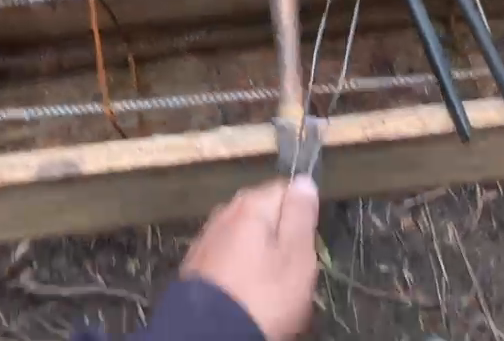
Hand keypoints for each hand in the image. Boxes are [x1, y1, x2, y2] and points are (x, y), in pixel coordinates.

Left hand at [180, 178, 319, 340]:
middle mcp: (225, 210)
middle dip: (281, 241)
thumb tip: (303, 179)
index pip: (286, 190)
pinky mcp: (197, 263)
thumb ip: (300, 216)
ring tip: (270, 292)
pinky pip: (229, 260)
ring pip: (247, 240)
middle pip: (265, 217)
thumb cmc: (262, 296)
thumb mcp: (296, 257)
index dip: (301, 217)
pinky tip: (245, 296)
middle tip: (292, 276)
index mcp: (250, 203)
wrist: (208, 335)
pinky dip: (240, 273)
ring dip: (260, 259)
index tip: (307, 248)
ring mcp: (208, 236)